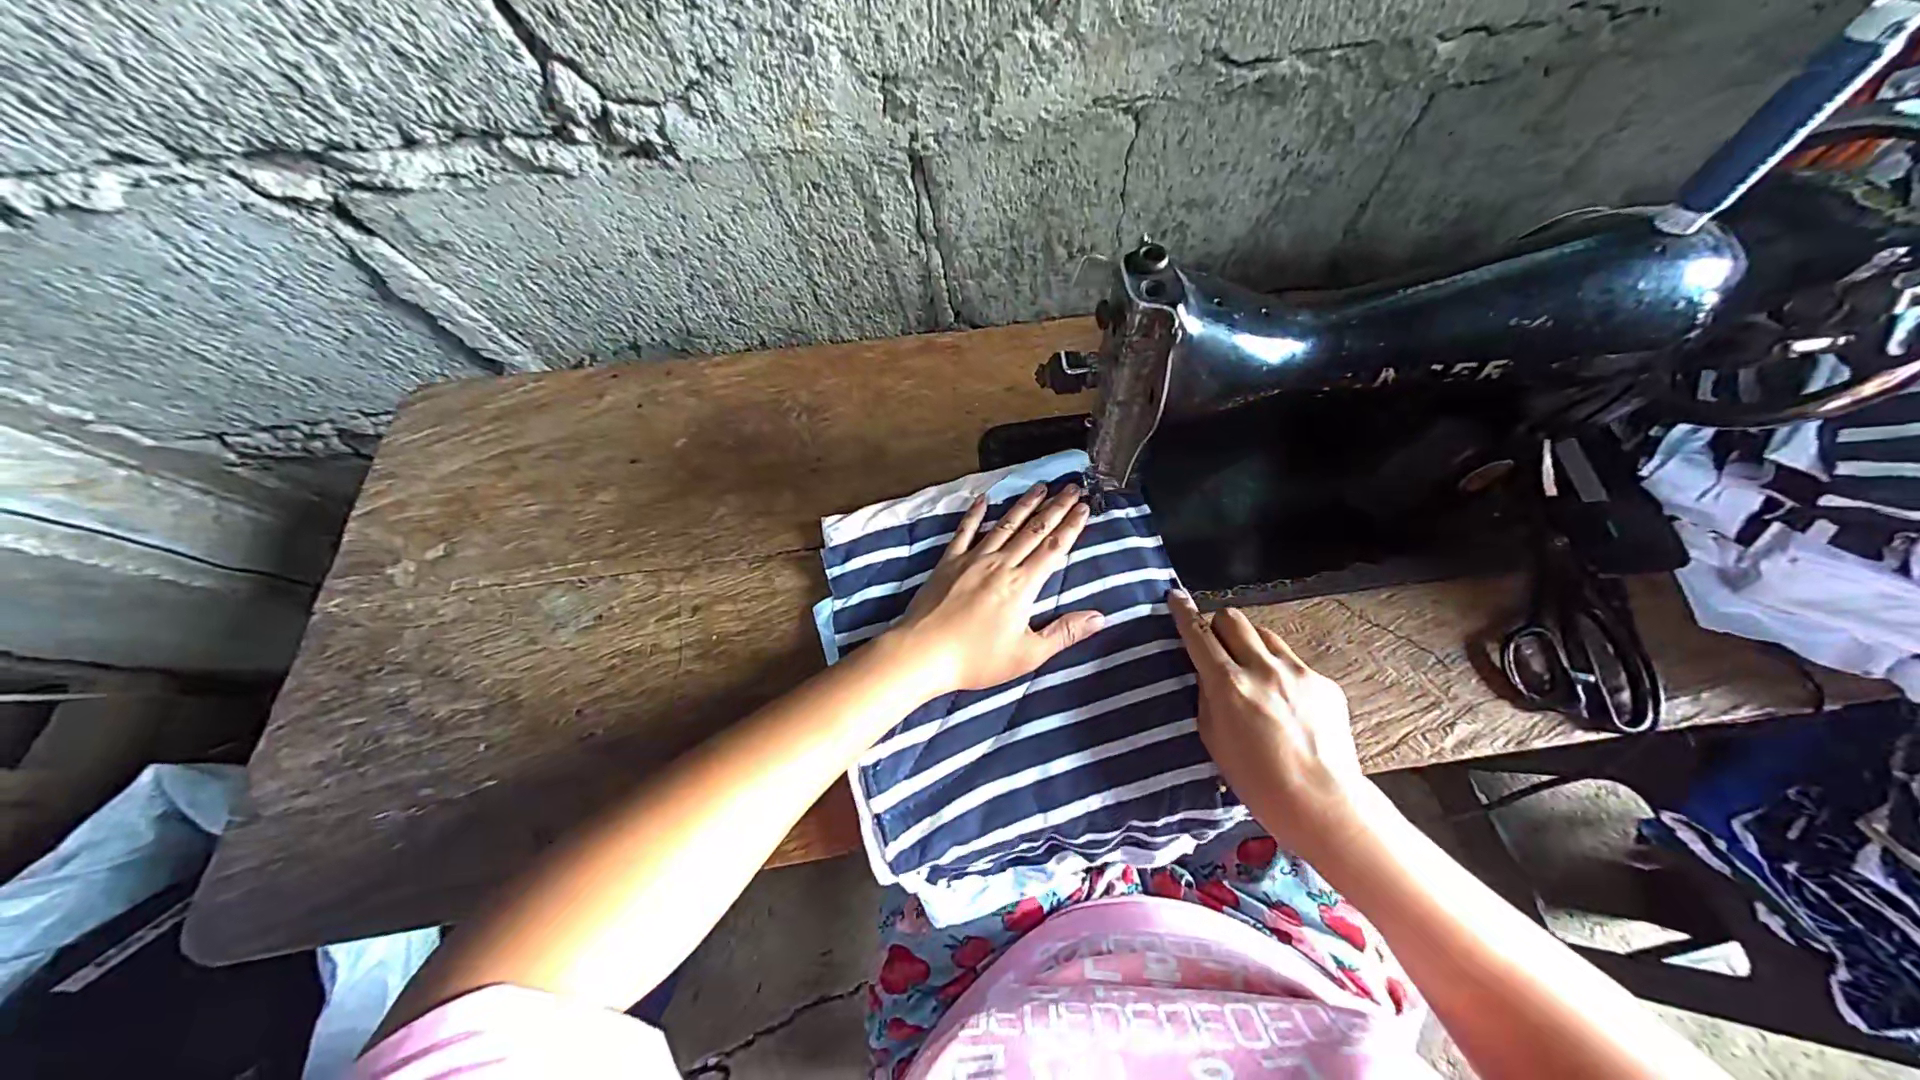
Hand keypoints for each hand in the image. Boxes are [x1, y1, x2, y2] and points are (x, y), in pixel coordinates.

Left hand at [885, 482, 1104, 692]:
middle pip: (1034, 530)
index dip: (1071, 527)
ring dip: (1024, 504)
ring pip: (1004, 525)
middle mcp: (1000, 565)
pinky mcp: (948, 563)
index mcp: (1022, 586)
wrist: (923, 652)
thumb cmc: (976, 659)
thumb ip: (1064, 633)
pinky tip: (984, 500)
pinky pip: (965, 532)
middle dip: (1055, 507)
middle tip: (1071, 488)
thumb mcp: (1028, 654)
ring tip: (1040, 487)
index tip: (1084, 507)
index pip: (1054, 549)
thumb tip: (1100, 617)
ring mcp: (972, 560)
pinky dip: (975, 514)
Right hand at [1169, 589, 1378, 861]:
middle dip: (1218, 624)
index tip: (1176, 598)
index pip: (1199, 634)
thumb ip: (1207, 696)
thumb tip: (1208, 672)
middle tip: (1216, 643)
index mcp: (1229, 685)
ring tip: (1252, 672)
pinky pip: (1293, 663)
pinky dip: (1280, 672)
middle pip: (1233, 619)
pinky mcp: (1324, 683)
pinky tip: (1284, 703)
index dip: (1184, 613)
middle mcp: (1263, 669)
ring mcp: (1298, 673)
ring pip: (1265, 635)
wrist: (1321, 802)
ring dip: (1250, 645)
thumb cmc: (1256, 781)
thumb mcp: (1213, 738)